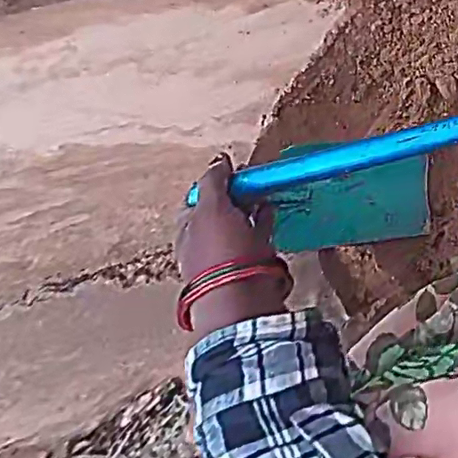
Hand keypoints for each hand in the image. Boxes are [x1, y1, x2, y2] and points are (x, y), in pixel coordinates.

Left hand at [175, 155, 286, 332]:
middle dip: (235, 193)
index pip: (197, 197)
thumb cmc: (220, 250)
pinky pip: (256, 235)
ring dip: (251, 206)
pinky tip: (271, 210)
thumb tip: (218, 160)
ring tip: (264, 191)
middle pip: (219, 209)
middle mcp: (204, 243)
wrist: (242, 298)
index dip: (213, 181)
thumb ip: (213, 182)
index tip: (231, 170)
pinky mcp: (250, 264)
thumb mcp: (211, 208)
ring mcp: (227, 255)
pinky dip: (263, 220)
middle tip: (251, 178)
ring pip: (239, 222)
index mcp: (187, 229)